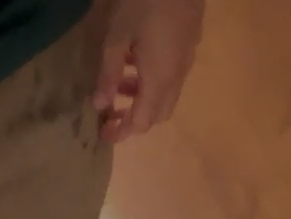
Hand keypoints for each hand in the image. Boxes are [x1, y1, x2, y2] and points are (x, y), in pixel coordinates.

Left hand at [94, 0, 205, 142]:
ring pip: (166, 94)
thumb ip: (108, 75)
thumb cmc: (144, 1)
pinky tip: (137, 61)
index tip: (104, 133)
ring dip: (142, 97)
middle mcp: (177, 76)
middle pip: (157, 113)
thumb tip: (100, 105)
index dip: (123, 132)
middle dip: (134, 118)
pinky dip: (153, 80)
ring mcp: (187, 58)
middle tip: (111, 113)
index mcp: (159, 80)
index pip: (142, 122)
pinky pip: (172, 74)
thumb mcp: (117, 37)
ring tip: (119, 85)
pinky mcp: (190, 41)